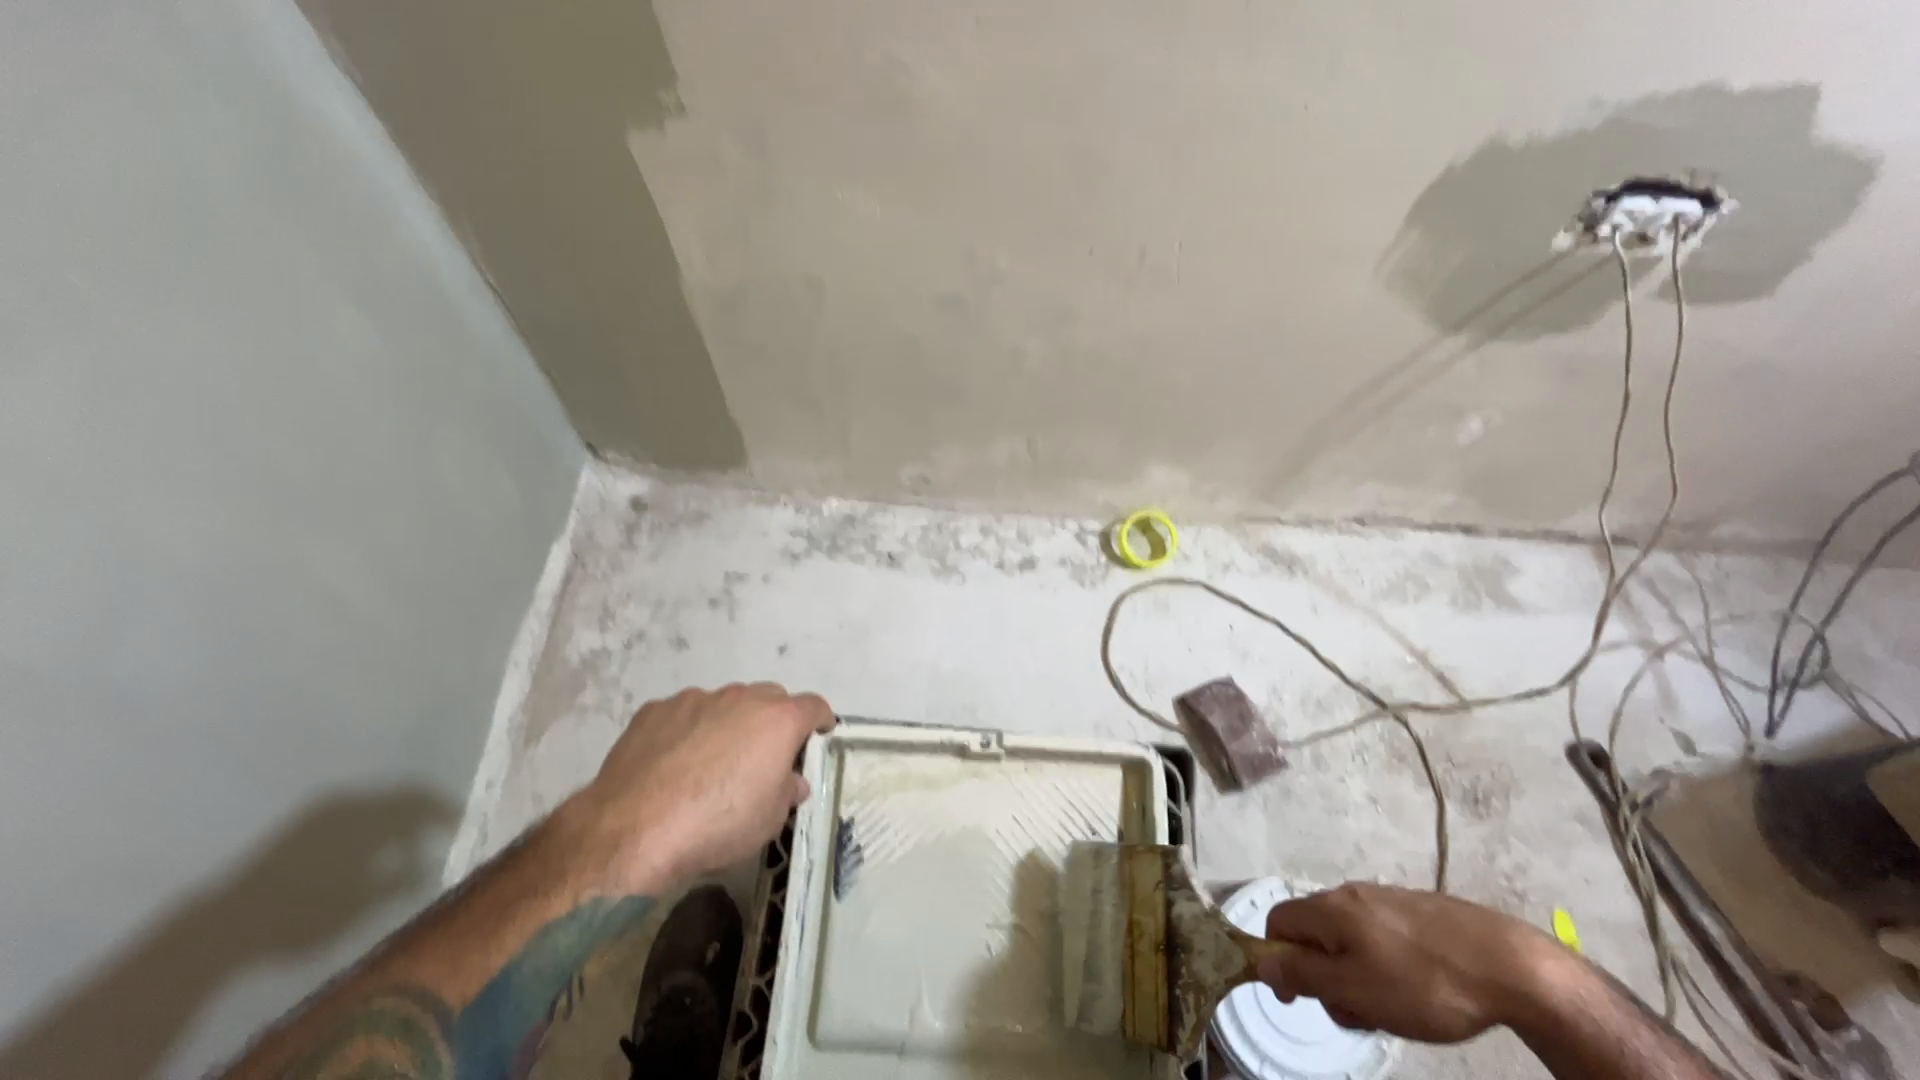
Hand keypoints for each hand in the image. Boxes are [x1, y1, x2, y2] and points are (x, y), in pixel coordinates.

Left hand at [561, 683, 835, 892]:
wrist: (634, 830)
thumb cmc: (717, 825)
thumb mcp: (769, 821)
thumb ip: (786, 792)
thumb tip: (791, 781)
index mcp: (778, 721)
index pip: (814, 706)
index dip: (819, 722)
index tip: (817, 738)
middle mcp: (739, 698)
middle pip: (769, 698)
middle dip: (772, 722)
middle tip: (762, 758)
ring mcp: (694, 699)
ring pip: (724, 704)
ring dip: (728, 724)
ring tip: (710, 764)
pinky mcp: (654, 710)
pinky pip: (684, 714)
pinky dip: (688, 731)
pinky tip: (672, 765)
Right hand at [1257, 883, 1560, 1042]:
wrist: (1513, 967)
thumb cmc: (1423, 984)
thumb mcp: (1354, 990)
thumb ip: (1303, 974)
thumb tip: (1261, 961)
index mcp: (1331, 908)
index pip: (1277, 922)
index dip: (1277, 960)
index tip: (1299, 999)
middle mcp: (1353, 895)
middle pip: (1314, 933)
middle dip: (1324, 975)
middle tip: (1357, 1012)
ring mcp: (1389, 900)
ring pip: (1350, 940)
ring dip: (1357, 976)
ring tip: (1393, 1009)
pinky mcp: (1421, 911)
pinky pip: (1382, 938)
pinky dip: (1385, 967)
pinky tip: (1418, 991)